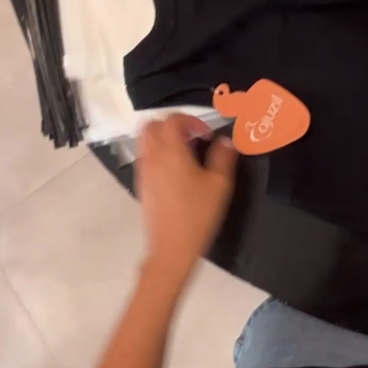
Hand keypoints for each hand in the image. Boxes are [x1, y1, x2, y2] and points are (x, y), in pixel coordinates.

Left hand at [134, 115, 237, 286]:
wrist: (171, 248)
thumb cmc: (197, 214)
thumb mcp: (219, 185)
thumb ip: (223, 157)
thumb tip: (226, 141)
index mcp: (171, 151)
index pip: (172, 119)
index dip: (191, 120)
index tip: (207, 135)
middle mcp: (152, 156)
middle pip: (152, 125)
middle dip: (173, 125)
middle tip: (193, 138)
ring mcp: (143, 171)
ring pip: (145, 140)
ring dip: (163, 138)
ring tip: (185, 154)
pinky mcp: (141, 185)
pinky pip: (144, 157)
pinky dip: (158, 153)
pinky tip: (176, 172)